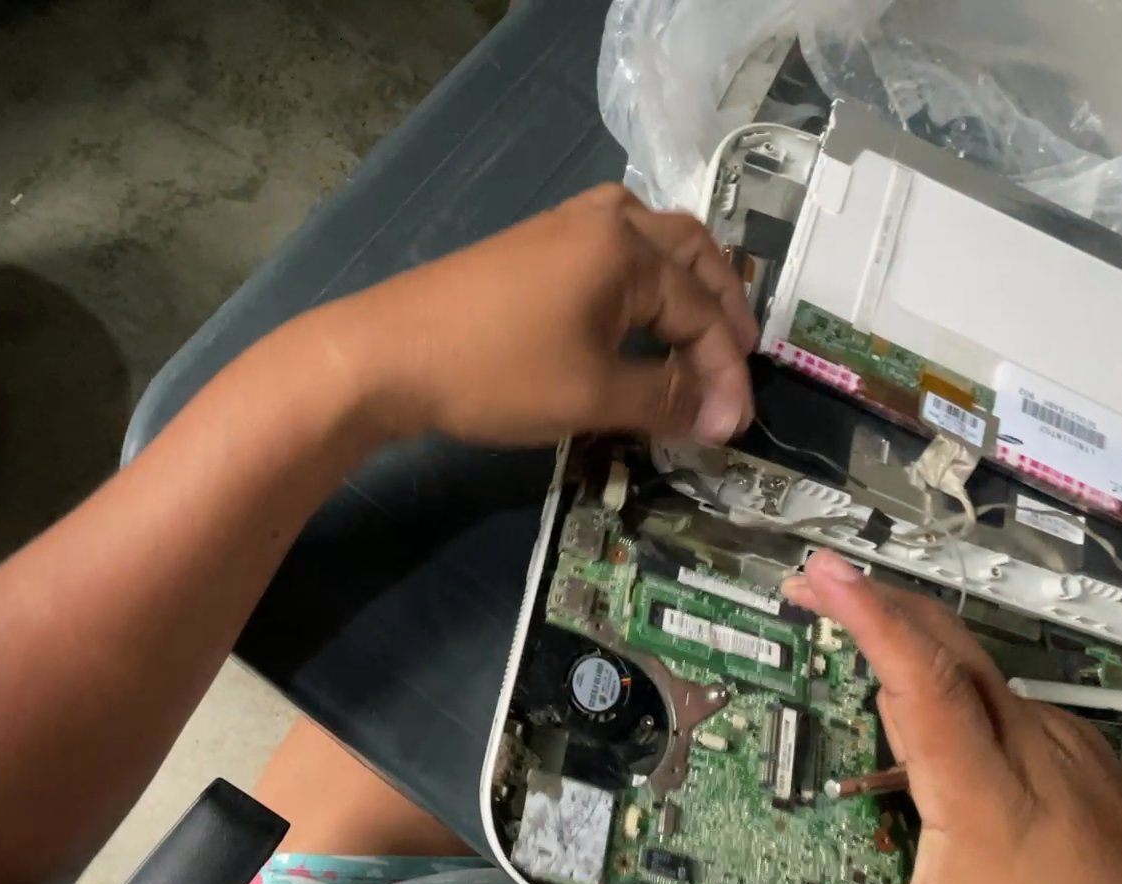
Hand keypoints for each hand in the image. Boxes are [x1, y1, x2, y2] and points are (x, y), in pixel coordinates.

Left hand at [316, 183, 756, 445]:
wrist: (384, 357)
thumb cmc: (494, 374)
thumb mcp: (589, 393)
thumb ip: (662, 401)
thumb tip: (723, 416)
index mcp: (626, 247)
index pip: (699, 310)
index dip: (723, 372)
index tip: (735, 424)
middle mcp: (601, 221)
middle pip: (688, 256)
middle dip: (719, 309)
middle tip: (737, 358)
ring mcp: (558, 228)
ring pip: (648, 246)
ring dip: (682, 286)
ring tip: (696, 329)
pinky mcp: (528, 249)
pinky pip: (607, 255)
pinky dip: (638, 285)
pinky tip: (631, 311)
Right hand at [728, 552, 1121, 883]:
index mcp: (982, 788)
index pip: (923, 679)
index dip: (871, 619)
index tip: (826, 575)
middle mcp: (1022, 744)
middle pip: (943, 641)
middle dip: (871, 597)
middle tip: (809, 578)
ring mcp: (1055, 738)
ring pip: (969, 656)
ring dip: (901, 624)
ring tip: (844, 612)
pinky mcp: (1071, 746)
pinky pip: (993, 685)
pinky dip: (937, 663)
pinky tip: (912, 687)